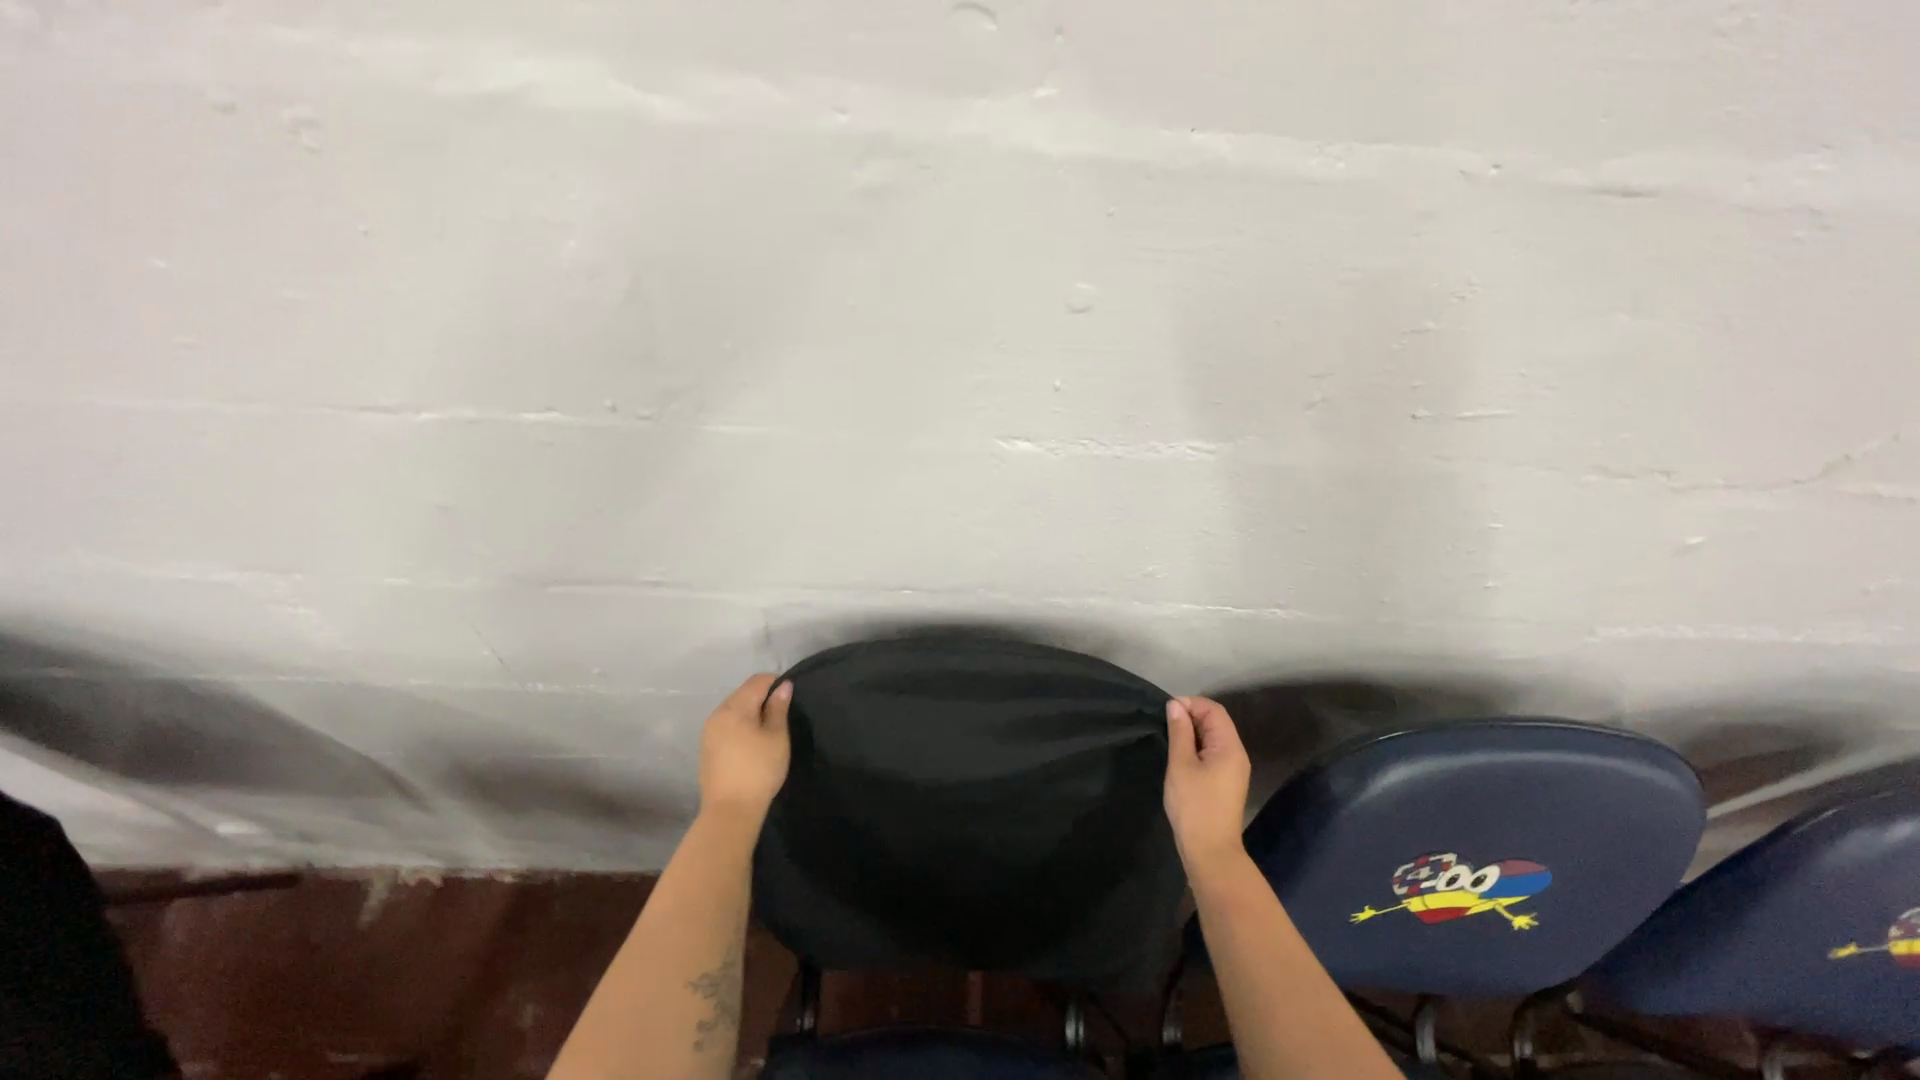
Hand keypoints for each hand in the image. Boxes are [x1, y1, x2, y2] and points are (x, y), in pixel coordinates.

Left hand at [697, 674, 791, 820]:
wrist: (730, 810)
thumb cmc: (759, 770)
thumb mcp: (776, 737)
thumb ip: (778, 708)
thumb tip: (783, 686)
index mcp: (734, 707)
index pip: (757, 681)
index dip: (776, 683)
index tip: (790, 698)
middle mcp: (717, 714)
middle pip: (743, 693)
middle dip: (762, 698)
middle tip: (781, 717)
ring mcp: (709, 731)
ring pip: (734, 710)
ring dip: (751, 713)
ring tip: (768, 732)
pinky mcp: (707, 747)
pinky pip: (726, 725)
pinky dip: (740, 726)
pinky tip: (751, 744)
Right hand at [1163, 696, 1251, 873]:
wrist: (1209, 850)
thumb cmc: (1194, 805)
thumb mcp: (1181, 764)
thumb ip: (1179, 732)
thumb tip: (1176, 705)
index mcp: (1230, 747)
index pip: (1214, 711)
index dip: (1191, 703)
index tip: (1167, 710)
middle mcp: (1236, 754)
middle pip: (1216, 722)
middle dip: (1191, 715)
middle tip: (1164, 722)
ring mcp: (1233, 770)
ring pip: (1213, 738)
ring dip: (1192, 732)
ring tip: (1169, 736)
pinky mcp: (1225, 782)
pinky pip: (1212, 753)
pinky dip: (1196, 747)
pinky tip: (1179, 755)